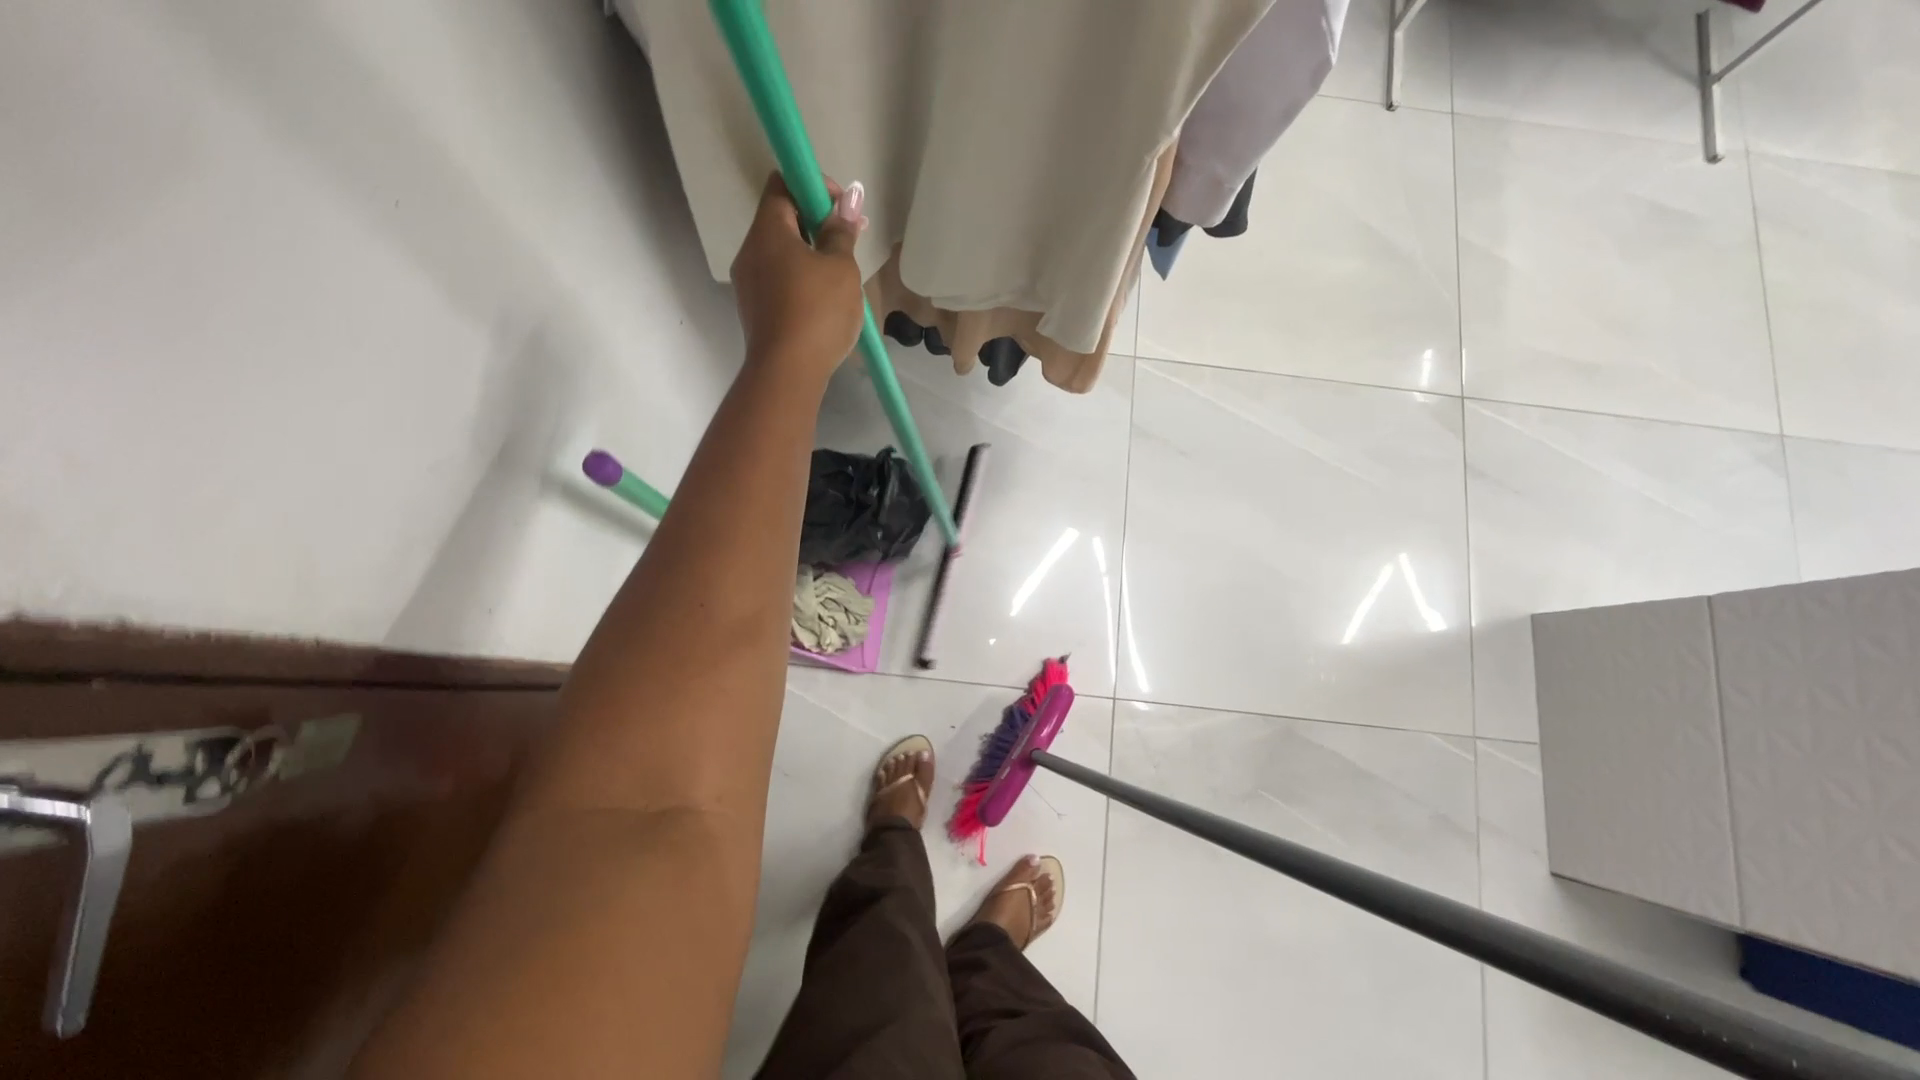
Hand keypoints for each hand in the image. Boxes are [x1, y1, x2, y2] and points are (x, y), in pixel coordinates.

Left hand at [729, 173, 868, 378]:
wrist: (787, 373)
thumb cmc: (818, 312)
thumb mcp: (841, 267)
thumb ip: (842, 231)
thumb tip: (847, 200)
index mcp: (768, 231)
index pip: (782, 185)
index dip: (814, 187)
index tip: (842, 208)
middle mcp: (750, 251)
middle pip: (781, 219)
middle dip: (818, 222)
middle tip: (851, 238)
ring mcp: (748, 282)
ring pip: (781, 252)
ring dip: (811, 252)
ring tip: (842, 272)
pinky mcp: (754, 309)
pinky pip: (778, 278)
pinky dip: (801, 277)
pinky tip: (825, 299)